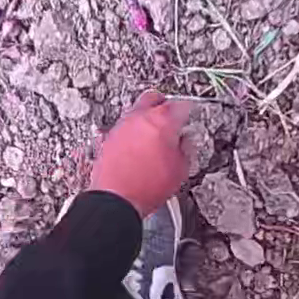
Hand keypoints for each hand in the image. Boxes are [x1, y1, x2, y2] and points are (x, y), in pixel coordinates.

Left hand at [89, 91, 191, 216]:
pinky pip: (125, 128)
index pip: (181, 105)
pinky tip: (139, 148)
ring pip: (137, 112)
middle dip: (164, 104)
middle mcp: (139, 118)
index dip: (189, 111)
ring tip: (155, 137)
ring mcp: (122, 127)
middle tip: (171, 117)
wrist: (116, 200)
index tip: (190, 118)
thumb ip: (186, 148)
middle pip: (154, 98)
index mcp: (162, 121)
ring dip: (147, 119)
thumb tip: (185, 141)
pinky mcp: (109, 138)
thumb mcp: (181, 170)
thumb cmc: (147, 186)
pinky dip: (133, 133)